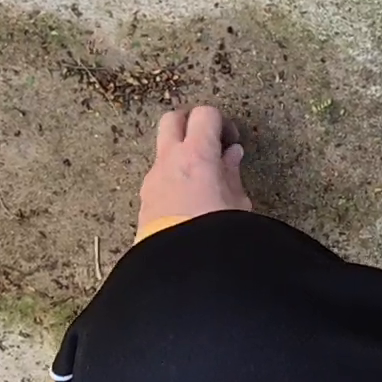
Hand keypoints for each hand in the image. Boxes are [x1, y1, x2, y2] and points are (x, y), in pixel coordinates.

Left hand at [137, 107, 250, 233]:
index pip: (205, 115)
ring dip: (180, 153)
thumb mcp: (238, 201)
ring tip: (202, 177)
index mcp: (197, 154)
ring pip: (162, 150)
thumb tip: (231, 154)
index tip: (230, 140)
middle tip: (208, 141)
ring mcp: (152, 178)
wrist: (181, 266)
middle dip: (190, 124)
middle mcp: (169, 160)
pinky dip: (172, 176)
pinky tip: (189, 198)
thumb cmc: (216, 233)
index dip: (220, 122)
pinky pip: (158, 176)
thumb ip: (232, 172)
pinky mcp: (144, 199)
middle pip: (172, 119)